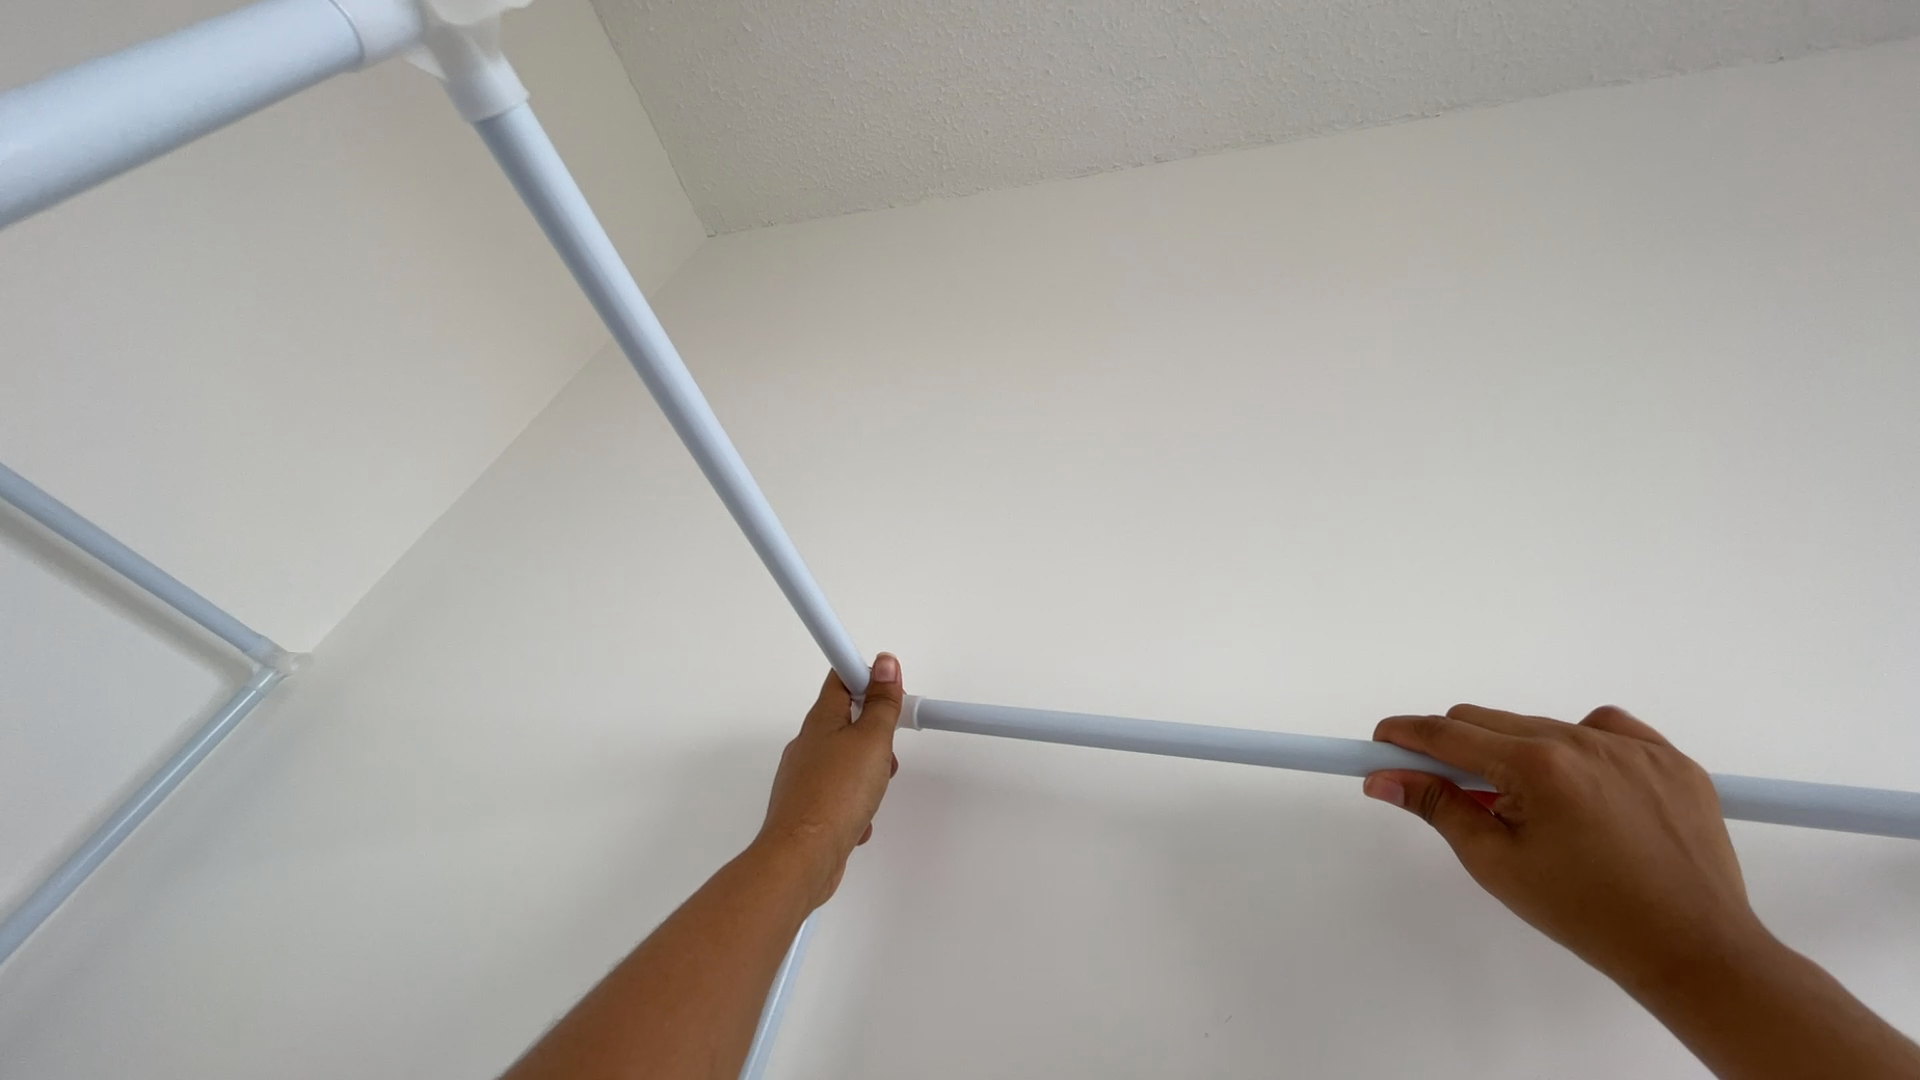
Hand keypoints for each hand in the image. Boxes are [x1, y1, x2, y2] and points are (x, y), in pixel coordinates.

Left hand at [755, 653, 903, 909]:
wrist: (801, 859)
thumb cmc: (838, 792)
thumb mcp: (871, 740)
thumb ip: (881, 703)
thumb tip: (884, 662)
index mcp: (820, 720)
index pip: (841, 680)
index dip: (868, 679)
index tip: (890, 694)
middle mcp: (808, 745)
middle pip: (847, 724)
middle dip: (875, 737)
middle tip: (888, 755)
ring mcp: (804, 780)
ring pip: (846, 765)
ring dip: (868, 776)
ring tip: (875, 794)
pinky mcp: (807, 812)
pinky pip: (839, 798)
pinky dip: (855, 808)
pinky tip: (859, 823)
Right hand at [1364, 704, 1764, 992]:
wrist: (1696, 952)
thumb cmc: (1585, 913)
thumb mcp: (1493, 861)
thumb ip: (1435, 805)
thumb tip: (1384, 778)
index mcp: (1536, 766)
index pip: (1445, 732)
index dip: (1403, 735)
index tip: (1381, 743)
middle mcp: (1582, 741)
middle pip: (1485, 721)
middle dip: (1456, 748)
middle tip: (1457, 791)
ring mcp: (1632, 746)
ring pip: (1538, 725)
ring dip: (1514, 752)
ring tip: (1531, 805)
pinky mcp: (1670, 758)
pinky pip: (1603, 727)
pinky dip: (1577, 745)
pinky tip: (1582, 785)